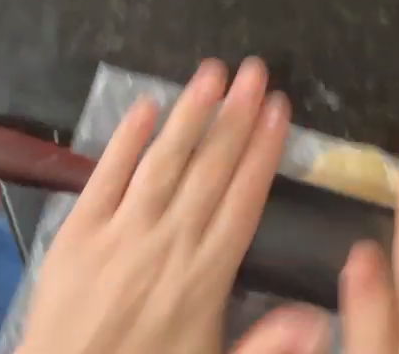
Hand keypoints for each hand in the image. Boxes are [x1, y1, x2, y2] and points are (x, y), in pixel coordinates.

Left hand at [19, 59, 328, 353]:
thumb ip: (267, 345)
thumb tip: (321, 317)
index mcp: (205, 275)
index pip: (244, 198)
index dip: (264, 149)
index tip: (280, 107)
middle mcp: (169, 241)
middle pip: (210, 168)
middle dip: (236, 115)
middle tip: (255, 70)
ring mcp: (120, 232)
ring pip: (165, 161)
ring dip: (191, 113)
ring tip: (212, 72)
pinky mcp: (77, 232)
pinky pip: (105, 177)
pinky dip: (126, 139)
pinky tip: (146, 104)